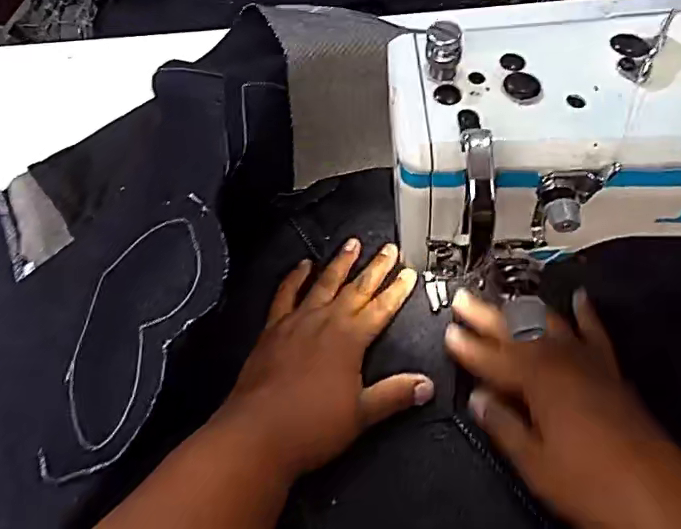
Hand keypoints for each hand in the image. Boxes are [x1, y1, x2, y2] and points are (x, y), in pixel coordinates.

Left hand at [212, 239, 429, 480]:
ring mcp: (299, 321)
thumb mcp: (361, 415)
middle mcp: (327, 322)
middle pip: (358, 287)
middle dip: (377, 267)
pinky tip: (303, 266)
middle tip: (389, 249)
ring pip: (325, 282)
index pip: (382, 307)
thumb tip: (426, 386)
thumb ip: (394, 395)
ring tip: (352, 244)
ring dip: (341, 262)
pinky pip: (287, 294)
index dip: (398, 290)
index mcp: (350, 339)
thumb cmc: (309, 428)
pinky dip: (296, 277)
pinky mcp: (274, 329)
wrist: (255, 436)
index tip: (409, 274)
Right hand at [444, 289, 680, 528]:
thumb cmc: (594, 483)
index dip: (468, 346)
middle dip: (486, 314)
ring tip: (503, 296)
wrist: (653, 493)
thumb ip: (504, 426)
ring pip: (547, 323)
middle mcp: (561, 360)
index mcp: (538, 381)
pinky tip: (578, 298)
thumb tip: (481, 402)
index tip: (450, 333)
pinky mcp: (609, 367)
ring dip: (522, 309)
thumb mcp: (536, 463)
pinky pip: (593, 330)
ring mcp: (587, 359)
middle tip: (464, 300)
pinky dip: (584, 312)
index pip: (492, 358)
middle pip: (515, 330)